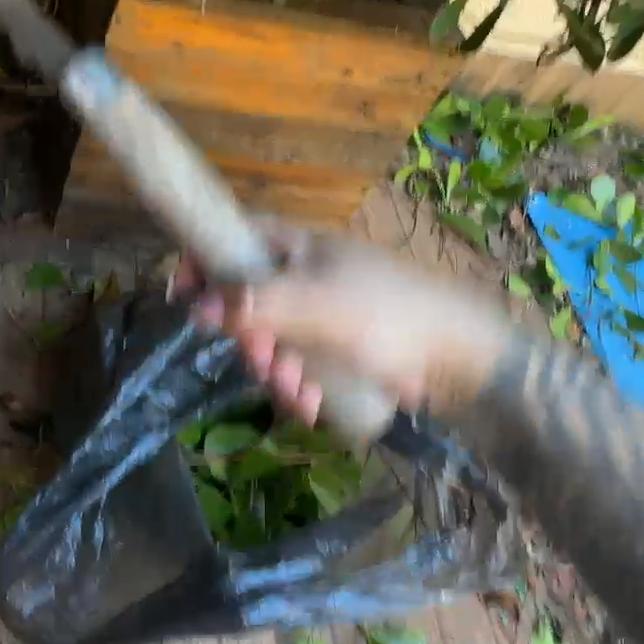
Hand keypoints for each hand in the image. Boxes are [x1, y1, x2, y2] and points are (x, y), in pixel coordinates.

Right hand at [173, 225, 512, 424]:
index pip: (235, 238)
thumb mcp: (314, 304)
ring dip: (274, 370)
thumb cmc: (387, 315)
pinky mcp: (335, 349)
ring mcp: (320, 314)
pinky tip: (311, 406)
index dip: (202, 259)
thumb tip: (193, 306)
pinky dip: (298, 386)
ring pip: (270, 339)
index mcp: (298, 248)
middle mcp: (303, 276)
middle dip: (248, 338)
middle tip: (261, 360)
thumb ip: (252, 304)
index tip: (182, 293)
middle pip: (246, 300)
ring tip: (295, 391)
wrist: (461, 360)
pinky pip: (297, 364)